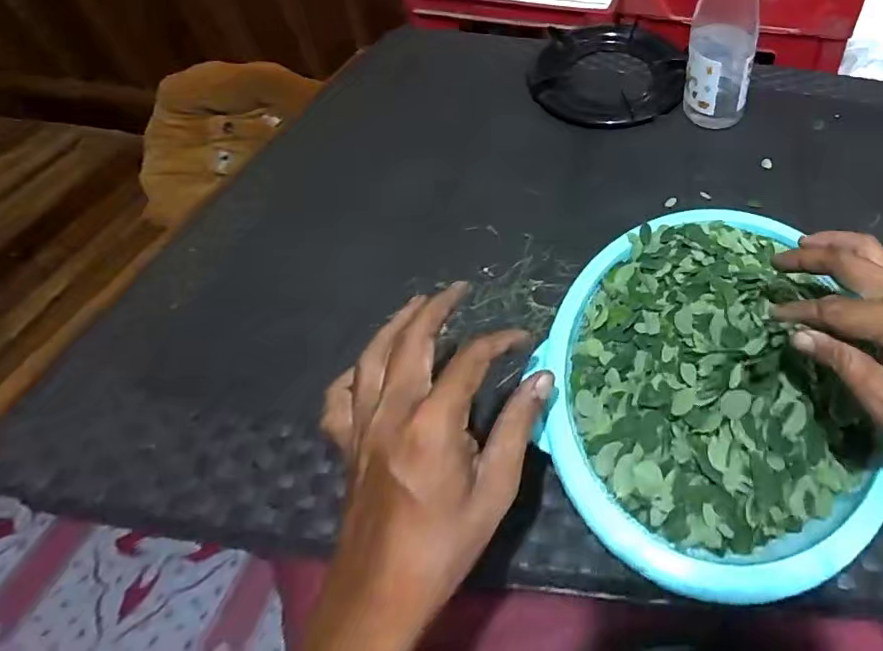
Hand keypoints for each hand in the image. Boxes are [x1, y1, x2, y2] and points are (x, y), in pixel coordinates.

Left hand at [307, 282, 553, 650]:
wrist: (381, 592)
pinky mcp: (345, 443)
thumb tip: (542, 379)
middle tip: (459, 289)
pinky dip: (354, 371)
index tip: (524, 337)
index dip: (498, 341)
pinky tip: (370, 364)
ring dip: (395, 323)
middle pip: (411, 340)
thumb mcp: (494, 490)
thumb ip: (516, 427)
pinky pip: (340, 396)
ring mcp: (361, 425)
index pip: (469, 360)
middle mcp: (391, 411)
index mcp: (432, 422)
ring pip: (372, 356)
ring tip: (417, 304)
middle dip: (437, 307)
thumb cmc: (445, 544)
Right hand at [770, 232, 882, 486]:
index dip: (798, 311)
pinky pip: (881, 258)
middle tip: (776, 262)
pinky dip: (853, 251)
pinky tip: (838, 256)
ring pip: (866, 248)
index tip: (771, 314)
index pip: (832, 307)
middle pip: (846, 262)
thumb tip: (798, 335)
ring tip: (801, 244)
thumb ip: (841, 363)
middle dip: (807, 259)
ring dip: (831, 244)